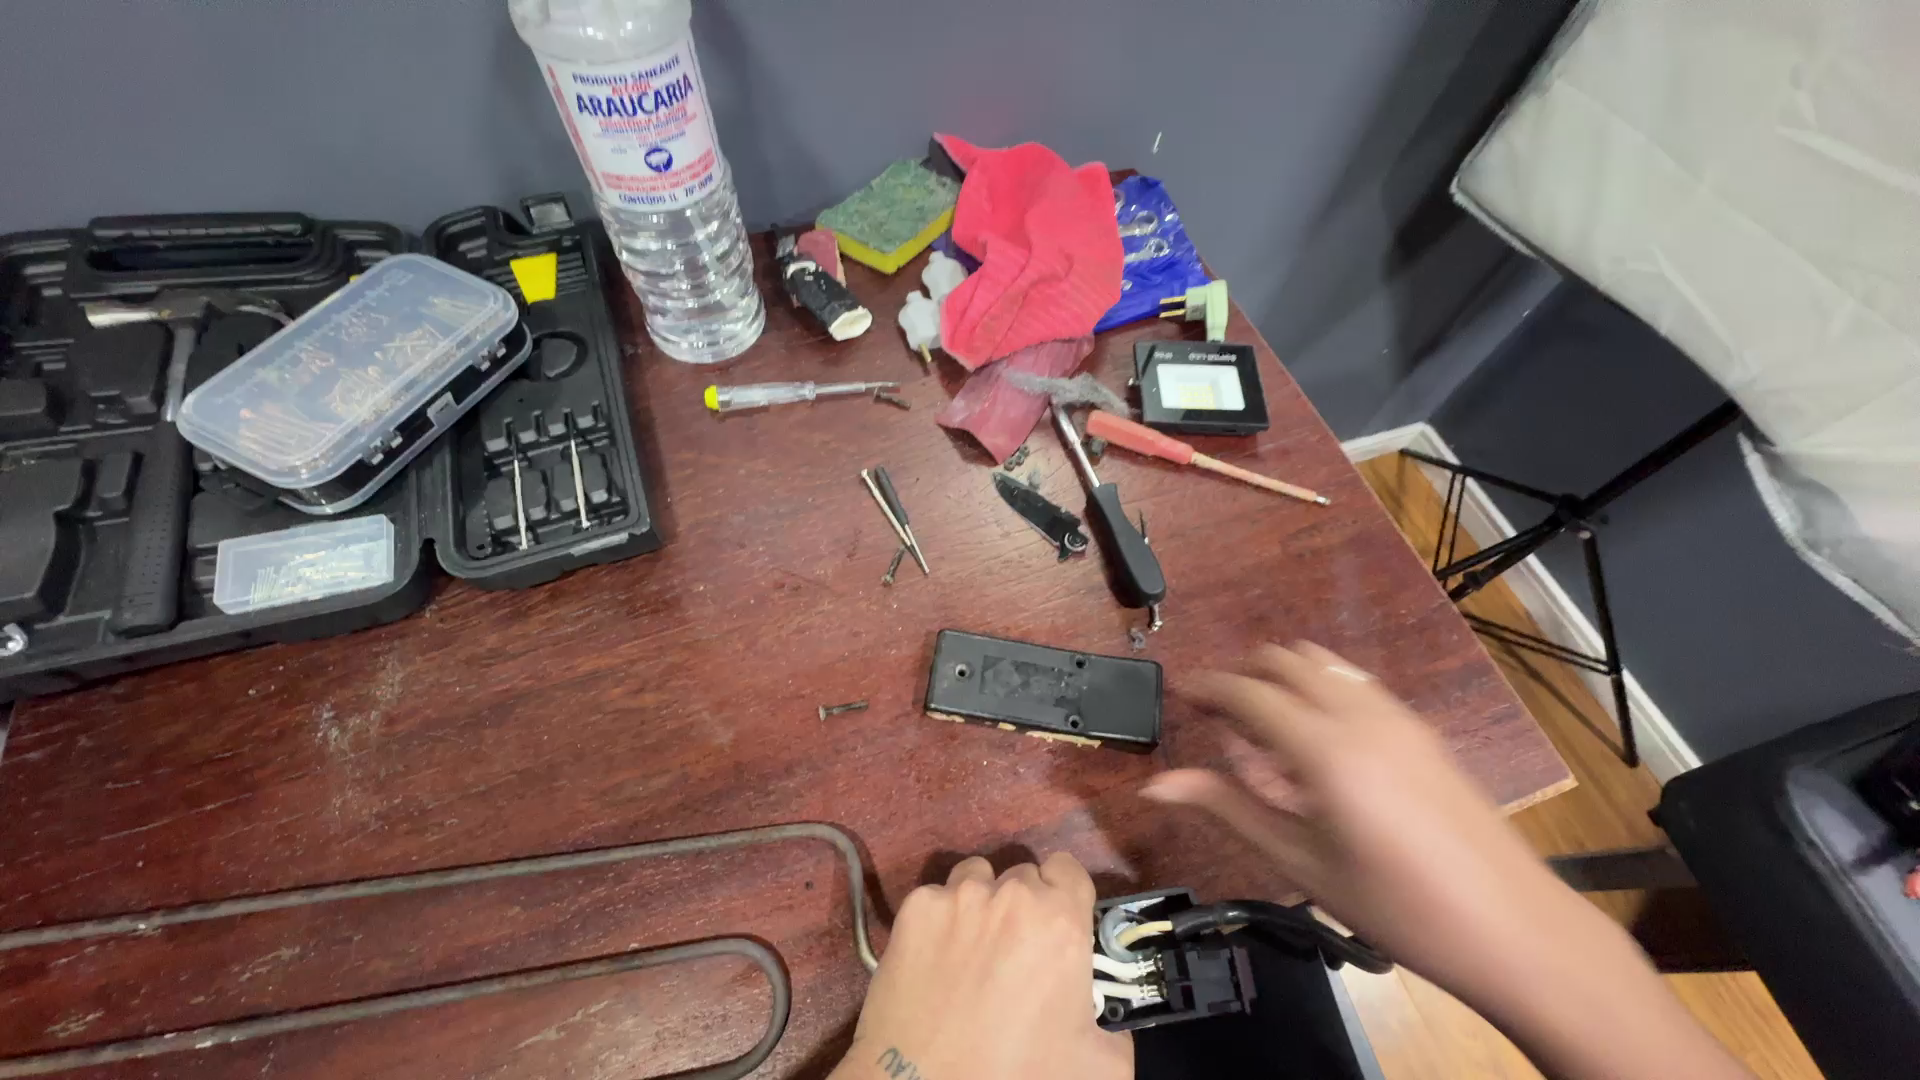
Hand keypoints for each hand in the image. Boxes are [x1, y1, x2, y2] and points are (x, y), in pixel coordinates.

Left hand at [831, 853, 1130, 1079]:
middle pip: (1022, 877)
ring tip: (973, 950)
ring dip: (980, 904)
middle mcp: (1010, 895)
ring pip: (977, 878)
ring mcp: (958, 896)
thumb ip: (1114, 1025)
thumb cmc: (1019, 1075)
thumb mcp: (1099, 1065)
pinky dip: (940, 921)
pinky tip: (936, 959)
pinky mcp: (915, 909)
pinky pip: (936, 898)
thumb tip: (1106, 1015)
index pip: (1067, 868)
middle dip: (1022, 907)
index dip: (1064, 893)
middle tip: (1015, 953)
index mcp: (1061, 920)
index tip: (1057, 922)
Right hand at [1142, 641, 1566, 990]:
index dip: (1206, 687)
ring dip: (1282, 677)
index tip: (1179, 696)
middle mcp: (1358, 714)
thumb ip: (1227, 808)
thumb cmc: (1395, 906)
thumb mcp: (1300, 861)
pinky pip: (1353, 682)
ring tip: (1263, 727)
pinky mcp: (1420, 729)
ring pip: (1322, 663)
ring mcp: (1396, 716)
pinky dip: (1318, 688)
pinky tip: (1315, 741)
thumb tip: (1156, 787)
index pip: (1246, 691)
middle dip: (1242, 675)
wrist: (1515, 929)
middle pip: (1284, 659)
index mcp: (1323, 747)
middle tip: (1217, 717)